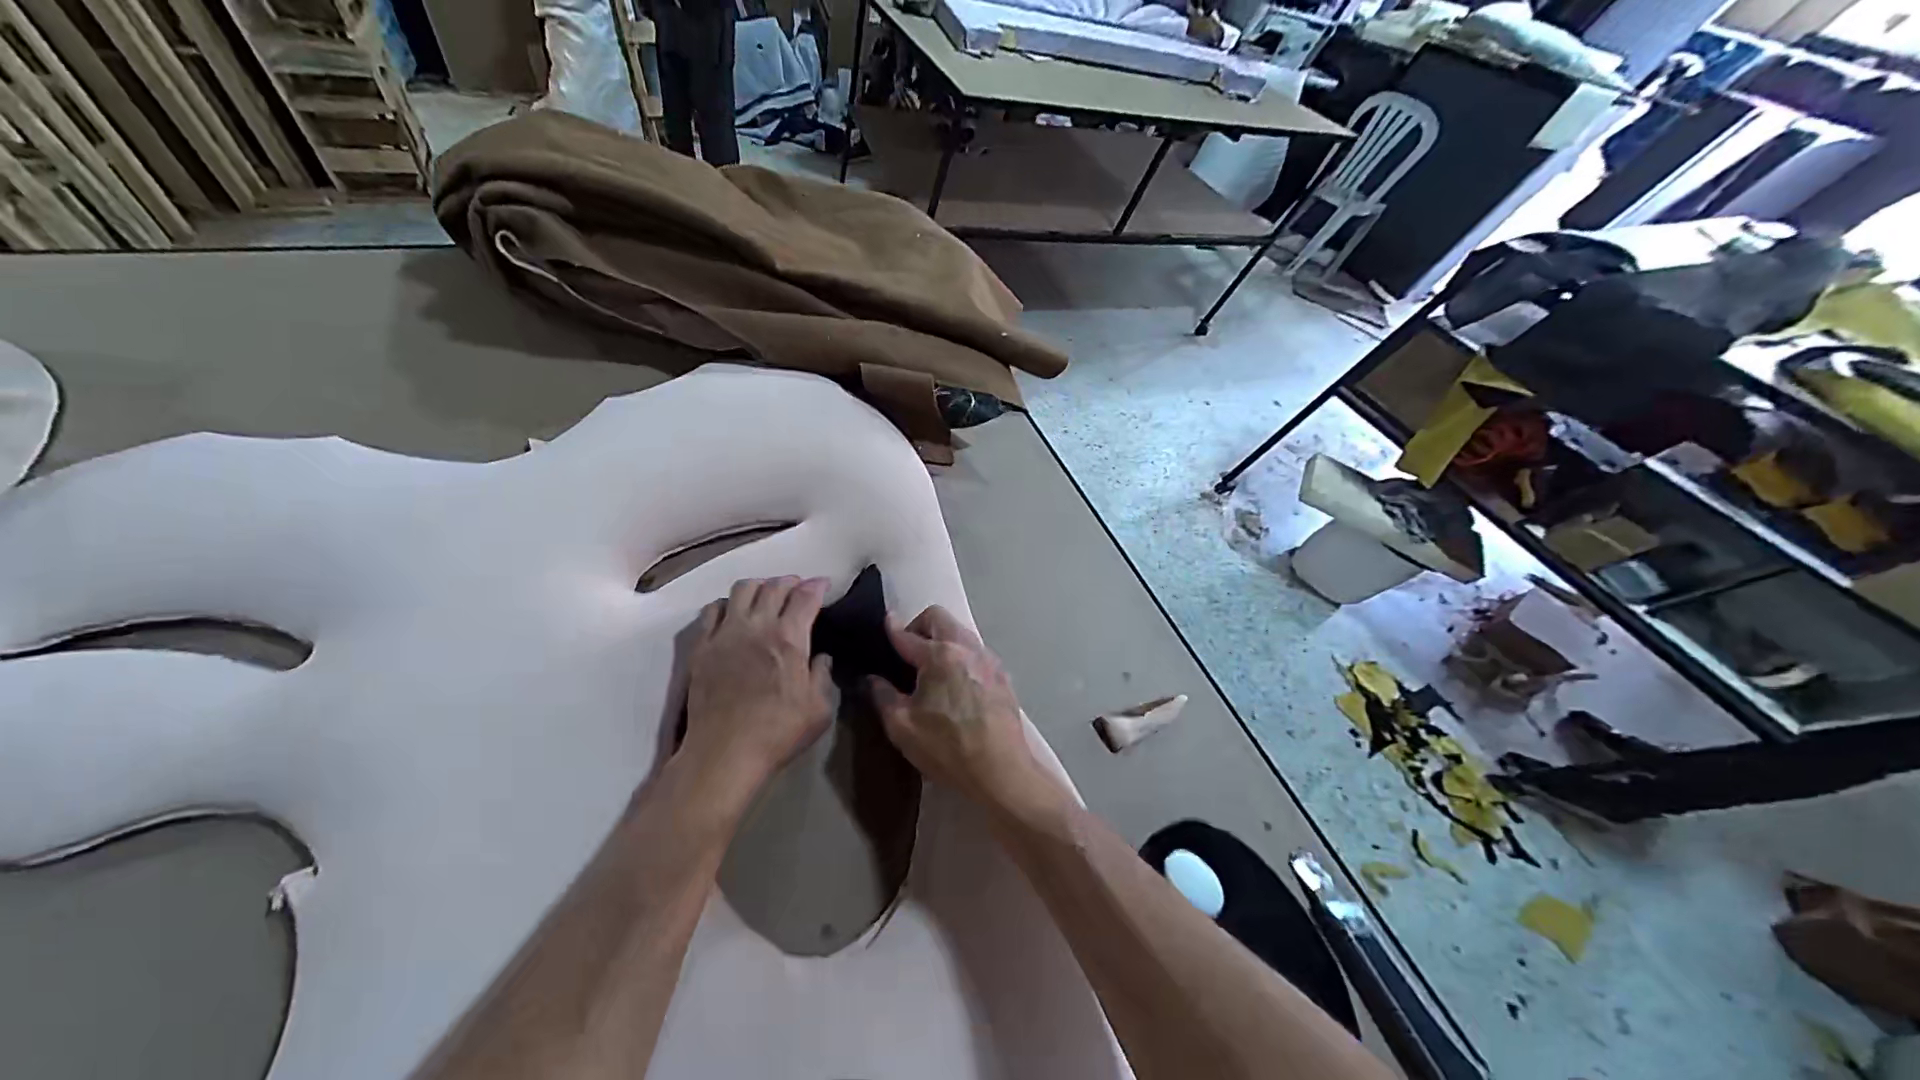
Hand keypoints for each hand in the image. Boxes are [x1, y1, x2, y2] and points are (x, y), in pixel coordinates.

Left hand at [681, 577, 834, 804]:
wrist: (725, 751)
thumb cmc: (778, 731)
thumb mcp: (819, 708)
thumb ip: (824, 676)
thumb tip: (822, 657)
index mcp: (789, 637)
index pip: (805, 596)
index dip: (817, 586)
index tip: (824, 584)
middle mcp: (757, 626)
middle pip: (774, 586)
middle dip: (791, 582)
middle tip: (799, 588)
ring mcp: (726, 633)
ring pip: (742, 589)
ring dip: (760, 585)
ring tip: (767, 594)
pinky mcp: (703, 646)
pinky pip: (713, 610)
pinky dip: (728, 603)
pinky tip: (734, 613)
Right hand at [868, 606, 1066, 814]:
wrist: (1001, 772)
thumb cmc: (947, 749)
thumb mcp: (902, 727)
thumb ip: (883, 696)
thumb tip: (872, 679)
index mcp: (939, 656)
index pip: (907, 635)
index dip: (891, 629)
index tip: (885, 623)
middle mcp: (967, 648)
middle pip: (939, 618)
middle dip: (919, 626)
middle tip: (908, 652)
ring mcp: (989, 660)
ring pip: (961, 632)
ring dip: (943, 639)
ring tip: (931, 668)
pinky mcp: (1003, 676)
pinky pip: (977, 652)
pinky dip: (961, 656)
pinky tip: (956, 683)